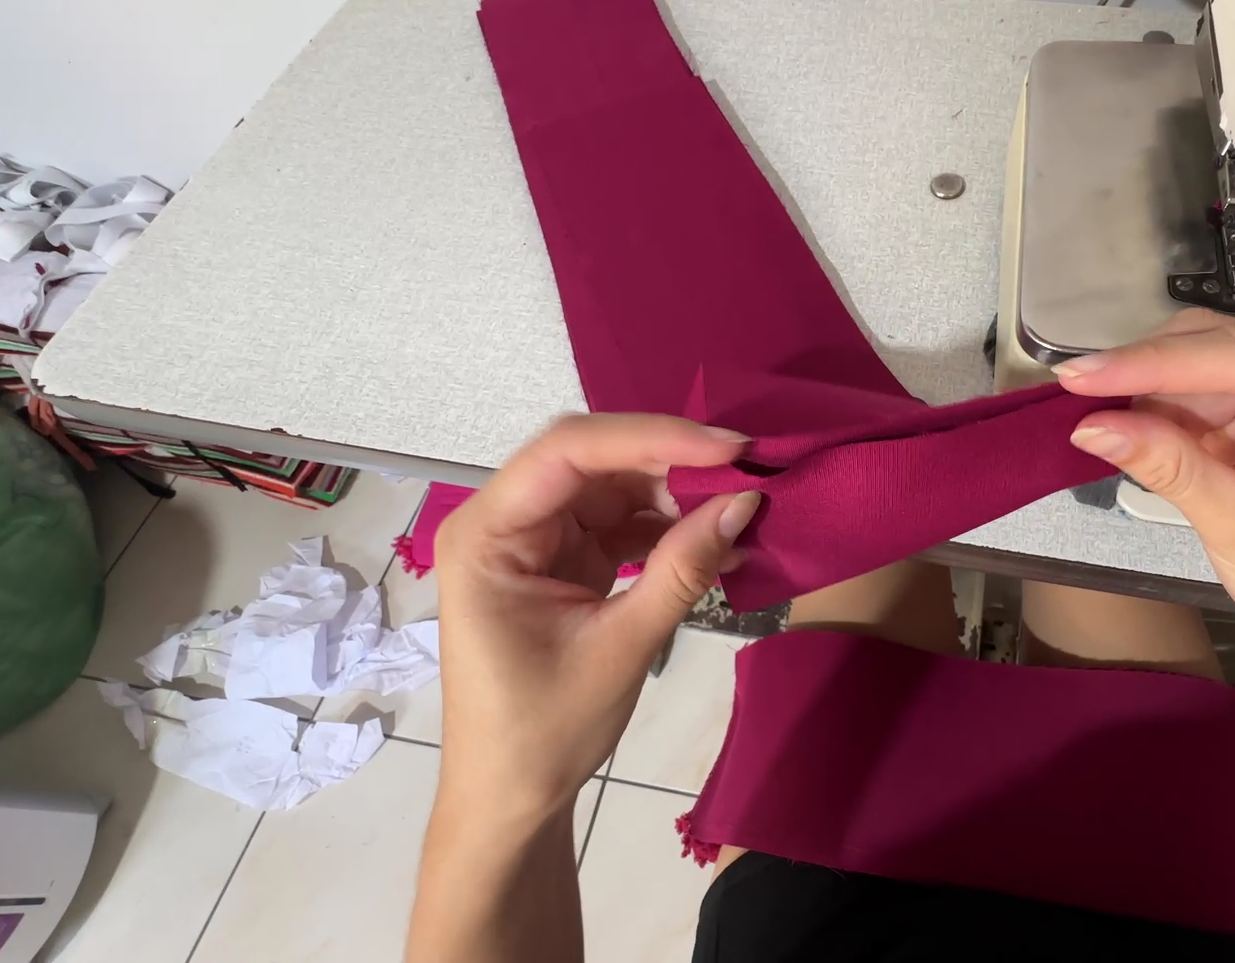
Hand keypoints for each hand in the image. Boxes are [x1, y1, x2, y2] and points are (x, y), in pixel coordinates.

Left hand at [431, 414, 759, 819]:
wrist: (514, 795)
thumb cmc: (544, 731)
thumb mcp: (622, 646)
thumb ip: (683, 568)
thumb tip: (746, 502)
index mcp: (488, 534)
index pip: (569, 451)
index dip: (652, 438)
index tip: (728, 448)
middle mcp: (507, 519)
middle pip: (595, 459)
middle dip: (672, 460)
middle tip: (746, 467)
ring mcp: (538, 535)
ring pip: (617, 484)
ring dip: (679, 493)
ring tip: (741, 505)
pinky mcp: (567, 554)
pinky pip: (625, 519)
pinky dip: (672, 526)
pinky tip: (717, 537)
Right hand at [1055, 309, 1234, 663]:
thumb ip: (1167, 467)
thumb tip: (1089, 426)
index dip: (1157, 362)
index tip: (1080, 374)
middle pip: (1226, 343)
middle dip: (1147, 367)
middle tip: (1073, 387)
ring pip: (1207, 356)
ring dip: (1147, 384)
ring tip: (1094, 410)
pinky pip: (1205, 384)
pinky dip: (1160, 402)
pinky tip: (1127, 419)